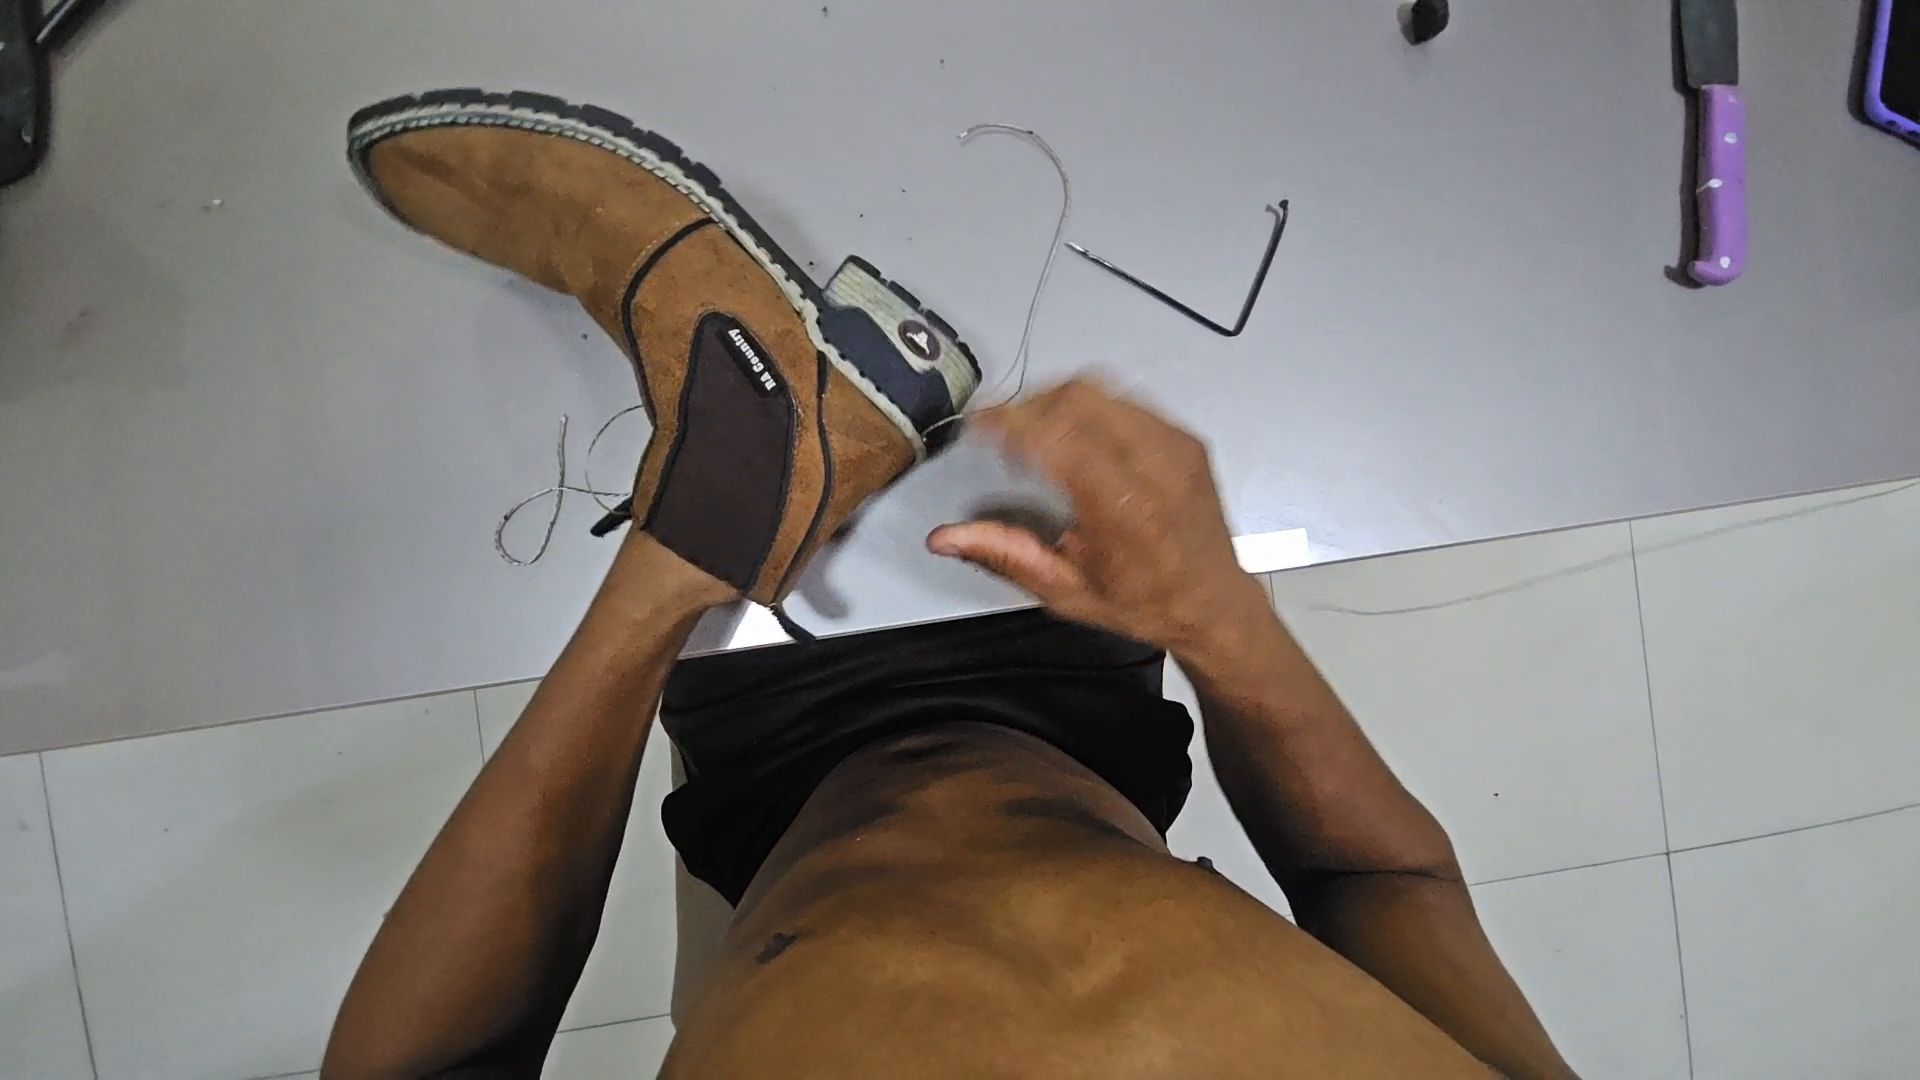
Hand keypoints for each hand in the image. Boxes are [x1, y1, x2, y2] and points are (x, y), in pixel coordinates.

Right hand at [927, 378, 1270, 656]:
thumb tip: (948, 538)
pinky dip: (1087, 407)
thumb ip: (1003, 554)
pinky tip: (1073, 436)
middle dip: (1027, 405)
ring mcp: (1175, 446)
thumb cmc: (1146, 603)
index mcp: (1124, 508)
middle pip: (1076, 397)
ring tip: (1033, 432)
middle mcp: (1155, 465)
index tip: (979, 423)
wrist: (1213, 603)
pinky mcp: (1184, 438)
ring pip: (1100, 390)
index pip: (1057, 436)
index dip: (1009, 421)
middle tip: (1001, 431)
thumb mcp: (1065, 591)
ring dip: (1054, 401)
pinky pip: (1125, 399)